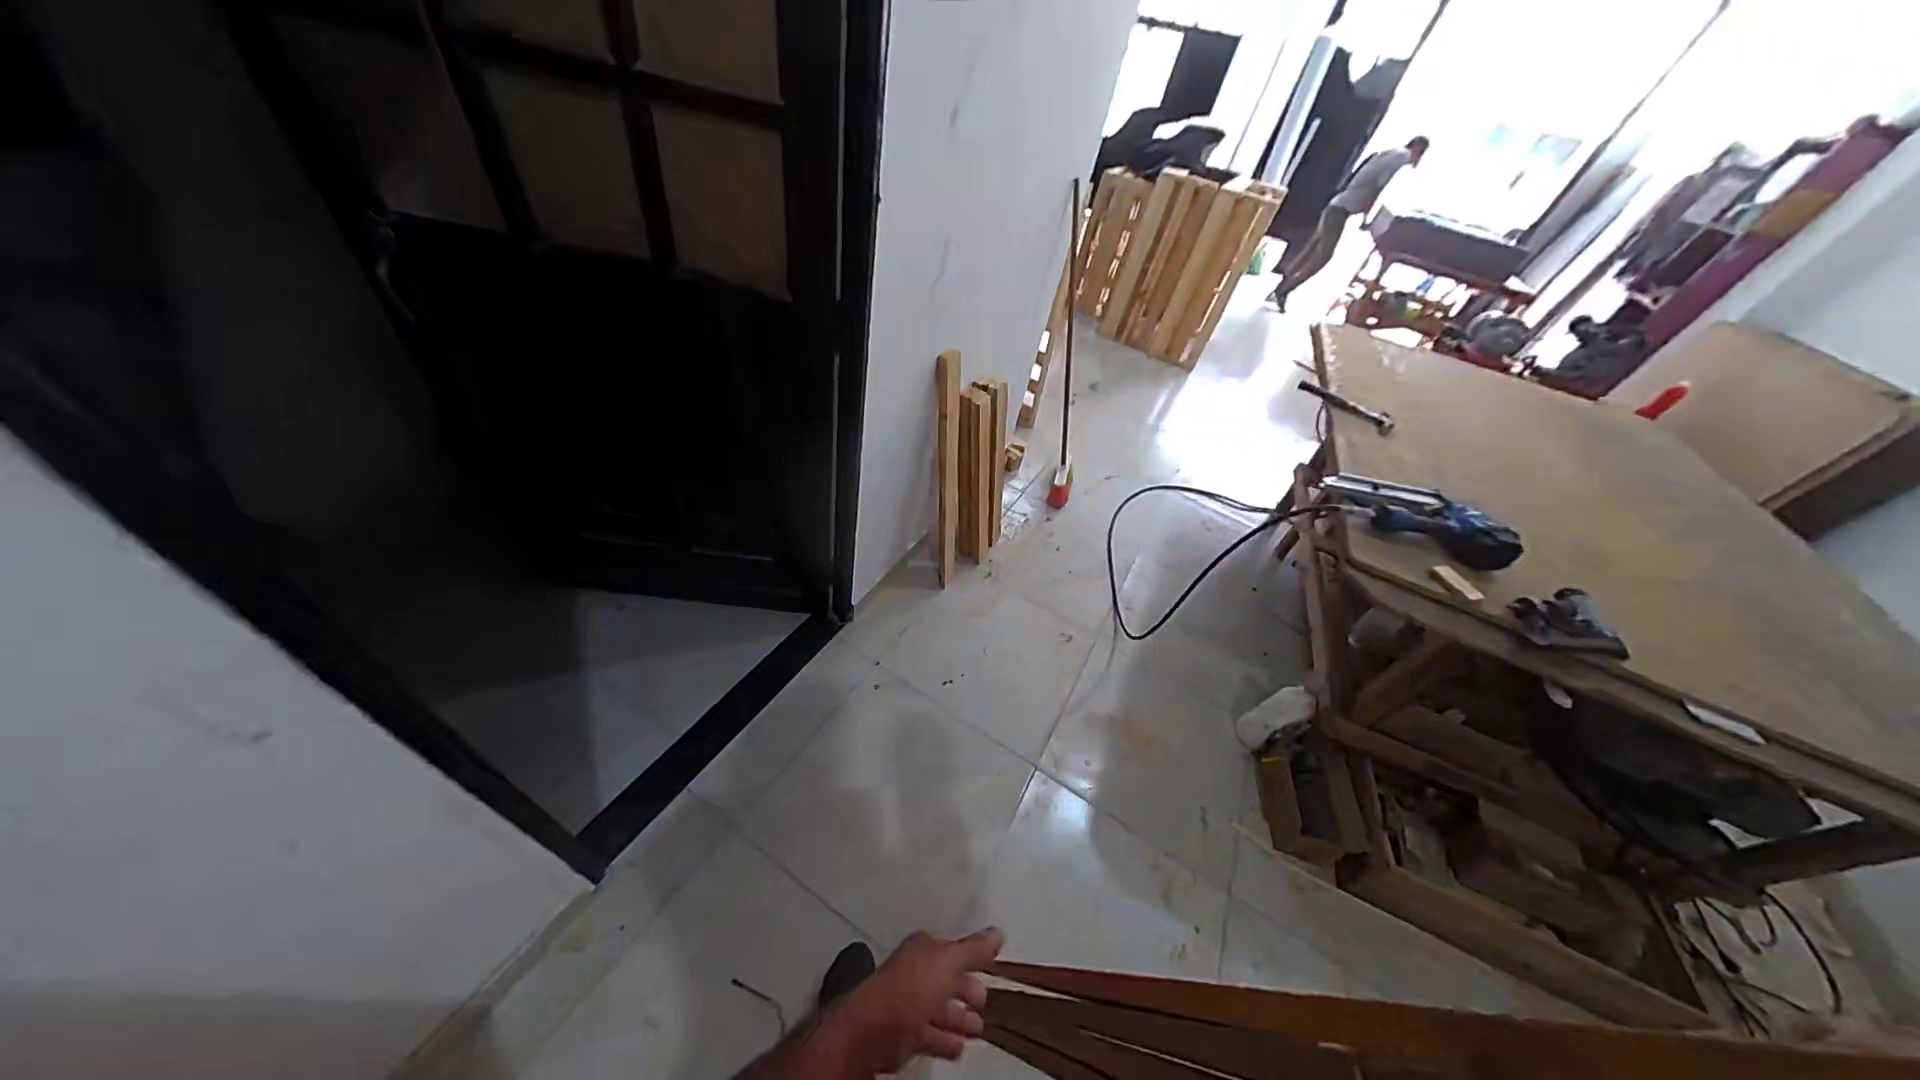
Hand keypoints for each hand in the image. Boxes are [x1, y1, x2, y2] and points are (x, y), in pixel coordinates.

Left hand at [822, 928, 1003, 1073]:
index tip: (990, 963)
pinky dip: (946, 1040)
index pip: (953, 948)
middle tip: (983, 1000)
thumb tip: (997, 933)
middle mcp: (915, 972)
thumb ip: (973, 950)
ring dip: (959, 1019)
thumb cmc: (908, 989)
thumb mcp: (947, 962)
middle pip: (947, 980)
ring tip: (978, 1028)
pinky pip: (931, 1035)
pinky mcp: (904, 1035)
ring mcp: (908, 1004)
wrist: (871, 1031)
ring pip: (940, 1009)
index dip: (972, 956)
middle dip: (966, 990)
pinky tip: (958, 1047)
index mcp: (923, 950)